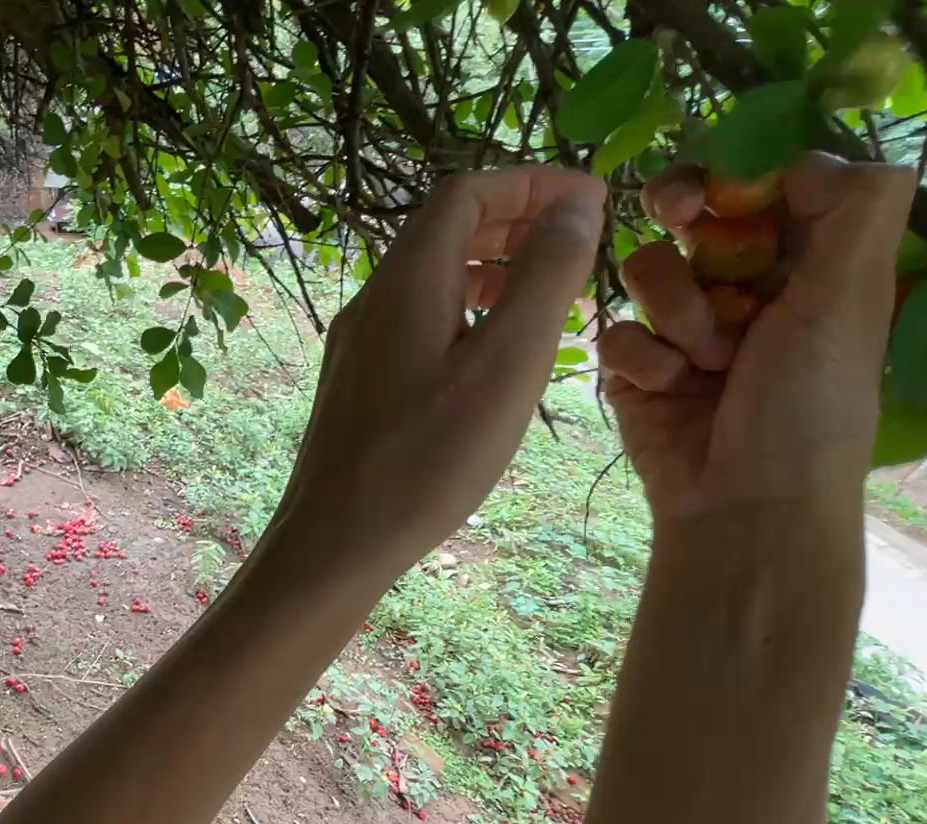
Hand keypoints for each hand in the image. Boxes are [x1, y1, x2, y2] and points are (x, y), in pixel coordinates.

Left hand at [268, 166, 604, 581]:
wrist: (335, 537)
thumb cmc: (427, 458)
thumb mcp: (506, 364)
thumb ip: (544, 277)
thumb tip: (574, 205)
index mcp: (404, 283)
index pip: (464, 193)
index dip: (531, 184)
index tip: (591, 203)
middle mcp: (369, 303)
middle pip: (441, 231)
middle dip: (512, 223)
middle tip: (574, 246)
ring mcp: (355, 345)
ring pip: (426, 280)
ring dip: (488, 270)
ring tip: (544, 298)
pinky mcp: (354, 383)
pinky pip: (412, 322)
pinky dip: (460, 314)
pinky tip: (489, 353)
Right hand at [601, 154, 915, 524]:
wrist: (740, 496)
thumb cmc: (806, 401)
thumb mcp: (850, 297)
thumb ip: (851, 208)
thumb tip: (797, 159)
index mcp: (807, 259)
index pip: (763, 185)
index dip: (734, 172)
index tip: (716, 182)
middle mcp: (740, 283)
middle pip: (688, 214)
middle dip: (683, 217)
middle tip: (675, 214)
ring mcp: (678, 324)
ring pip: (644, 271)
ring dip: (675, 314)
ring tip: (705, 363)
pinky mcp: (631, 364)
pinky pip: (615, 332)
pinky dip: (641, 360)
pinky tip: (667, 390)